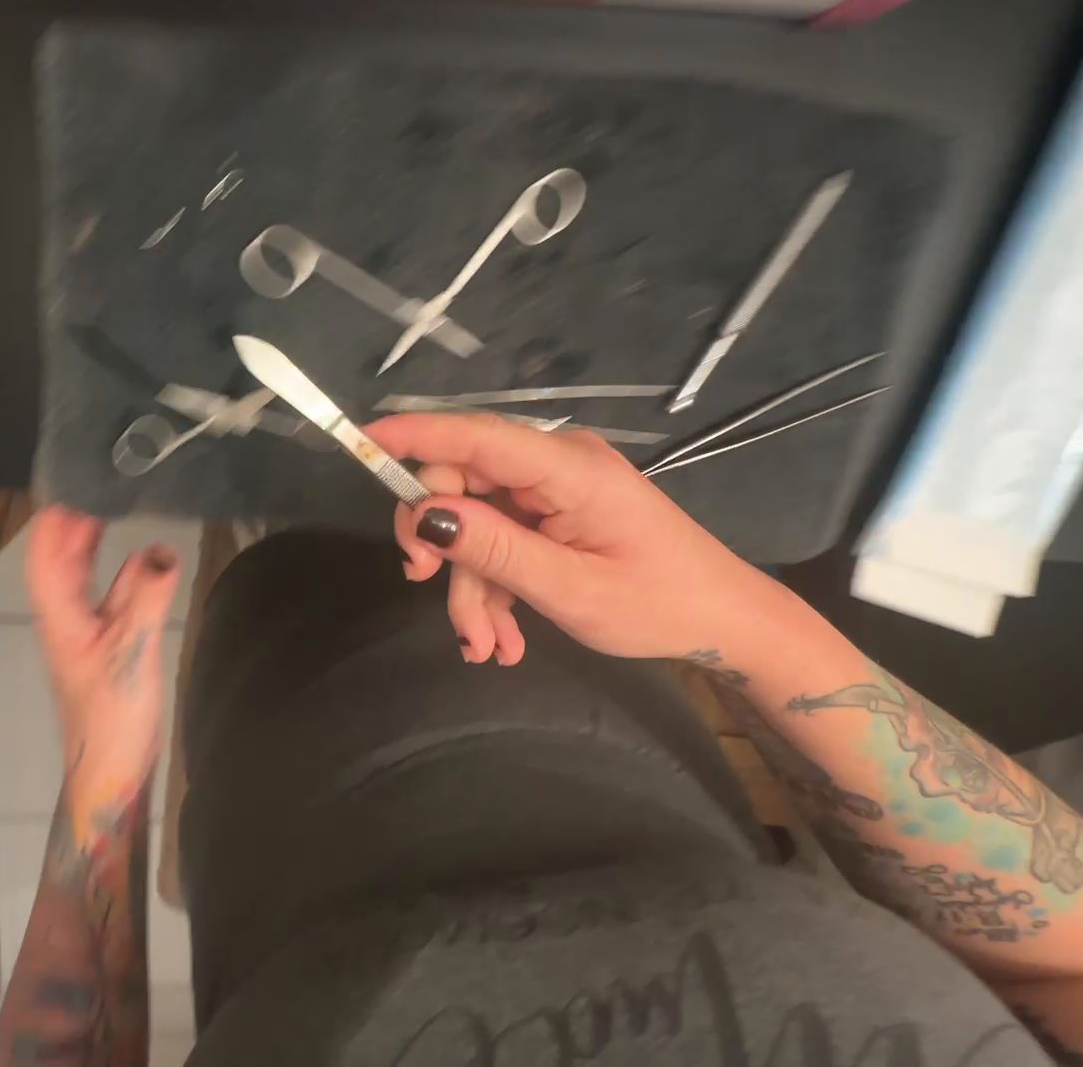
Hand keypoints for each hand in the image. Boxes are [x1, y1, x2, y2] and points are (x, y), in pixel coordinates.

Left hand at [25, 507, 180, 828]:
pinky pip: (109, 598)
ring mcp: (86, 634)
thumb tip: (164, 548)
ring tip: (112, 508)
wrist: (112, 770)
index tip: (69, 483)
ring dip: (91, 544)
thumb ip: (146, 599)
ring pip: (82, 578)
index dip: (52, 521)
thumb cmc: (112, 716)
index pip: (43, 557)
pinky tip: (145, 561)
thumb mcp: (131, 653)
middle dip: (71, 523)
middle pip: (59, 562)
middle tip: (96, 484)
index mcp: (60, 618)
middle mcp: (66, 620)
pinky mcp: (106, 647)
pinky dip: (122, 573)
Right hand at [370, 413, 798, 664]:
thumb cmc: (658, 604)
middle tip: (425, 589)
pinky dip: (493, 588)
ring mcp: (553, 491)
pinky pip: (500, 542)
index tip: (360, 442)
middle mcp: (555, 466)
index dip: (415, 435)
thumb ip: (492, 549)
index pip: (475, 436)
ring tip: (486, 648)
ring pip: (476, 524)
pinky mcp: (553, 516)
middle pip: (464, 484)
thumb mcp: (569, 587)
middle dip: (441, 544)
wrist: (721, 623)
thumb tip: (422, 514)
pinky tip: (503, 638)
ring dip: (470, 587)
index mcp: (567, 468)